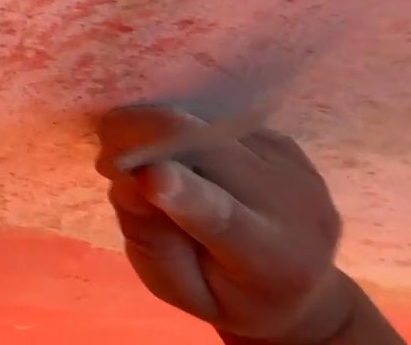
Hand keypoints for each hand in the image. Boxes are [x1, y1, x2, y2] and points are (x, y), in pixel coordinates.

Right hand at [96, 106, 401, 344]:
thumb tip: (125, 179)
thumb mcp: (178, 288)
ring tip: (140, 163)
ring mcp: (291, 168)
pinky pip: (206, 118)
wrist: (304, 287)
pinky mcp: (280, 142)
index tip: (145, 177)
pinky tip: (178, 157)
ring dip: (146, 131)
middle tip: (106, 163)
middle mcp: (292, 207)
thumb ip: (148, 239)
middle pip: (196, 145)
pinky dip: (172, 130)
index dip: (183, 192)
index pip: (222, 217)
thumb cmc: (226, 292)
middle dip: (131, 137)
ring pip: (194, 122)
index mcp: (270, 259)